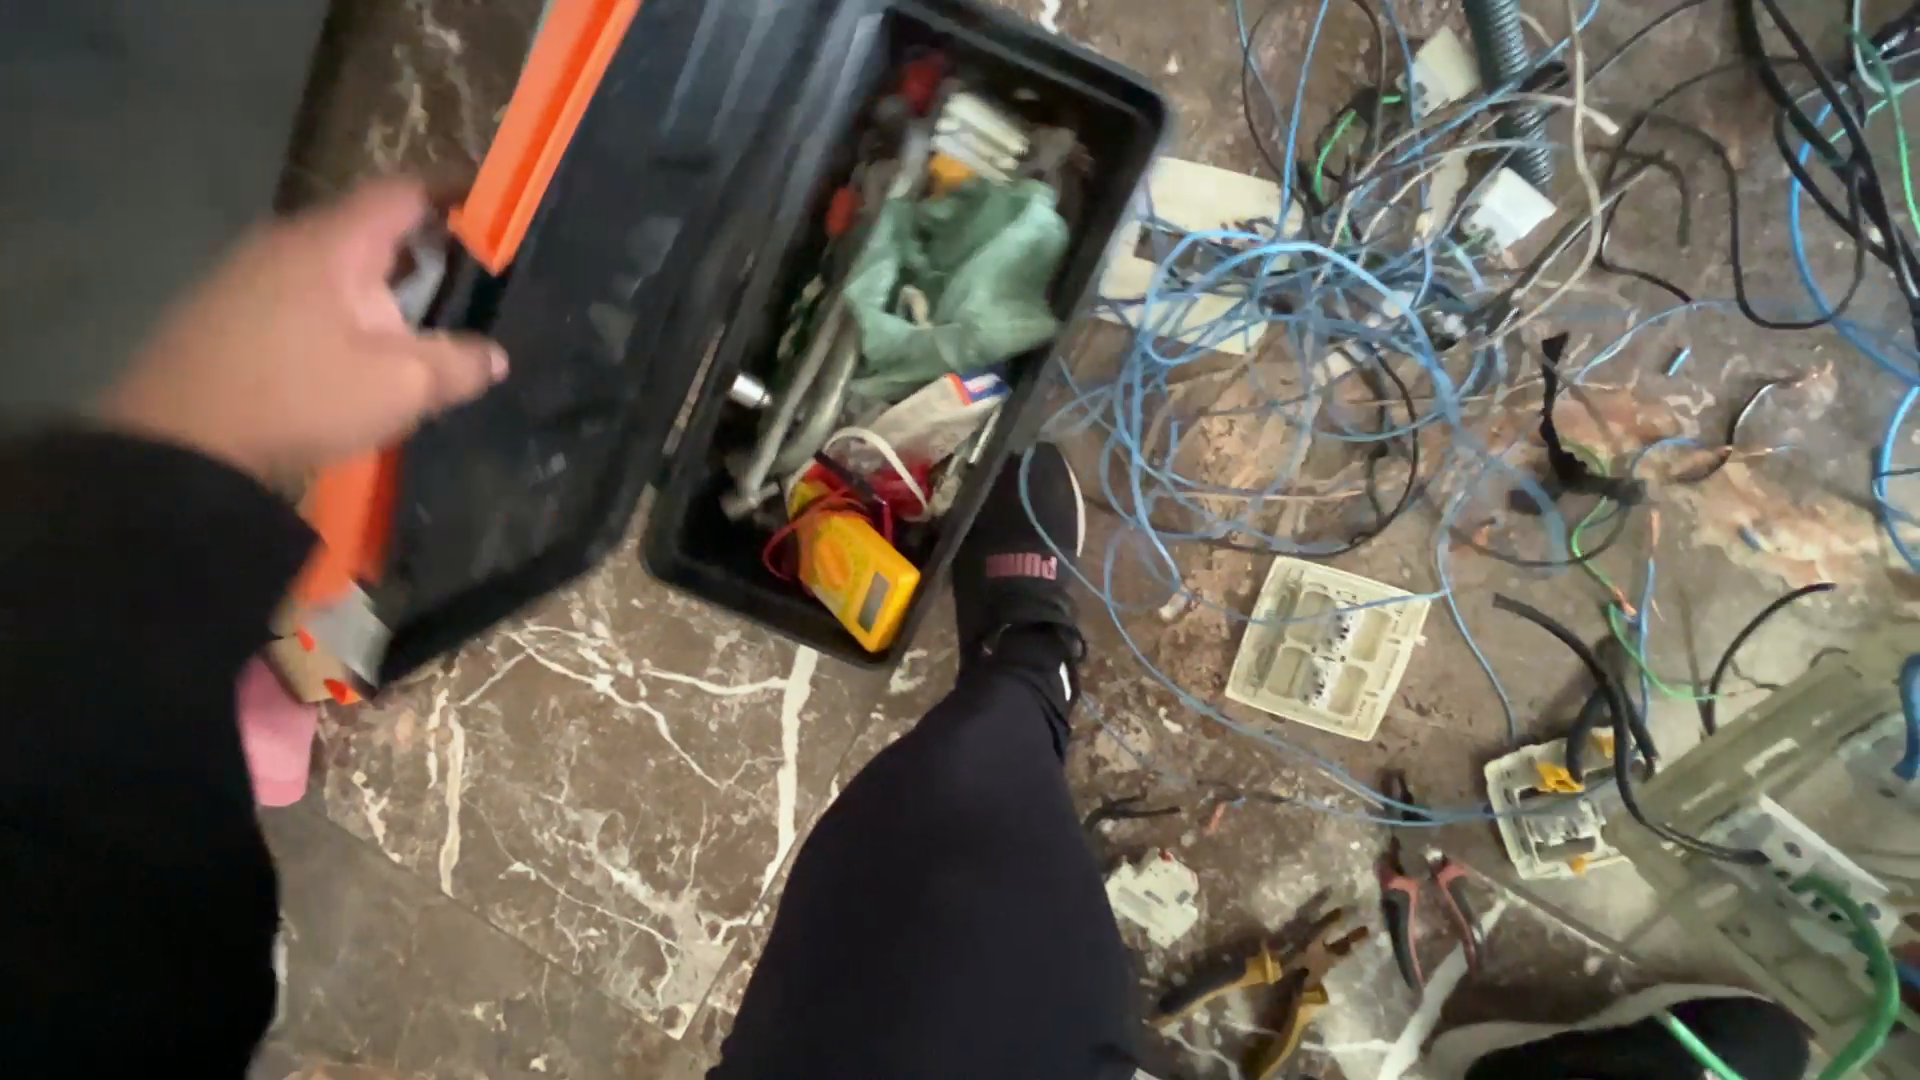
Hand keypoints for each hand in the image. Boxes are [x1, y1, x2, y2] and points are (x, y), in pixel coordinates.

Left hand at [100, 177, 506, 479]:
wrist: (184, 442)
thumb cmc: (304, 396)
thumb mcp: (405, 385)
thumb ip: (461, 364)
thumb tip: (494, 355)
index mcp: (334, 245)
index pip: (403, 194)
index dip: (453, 193)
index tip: (494, 207)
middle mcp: (290, 243)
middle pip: (373, 226)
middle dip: (430, 243)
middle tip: (481, 269)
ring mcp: (256, 274)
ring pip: (344, 260)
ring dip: (394, 278)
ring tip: (439, 310)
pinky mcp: (239, 308)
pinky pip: (317, 288)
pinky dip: (360, 301)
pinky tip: (380, 340)